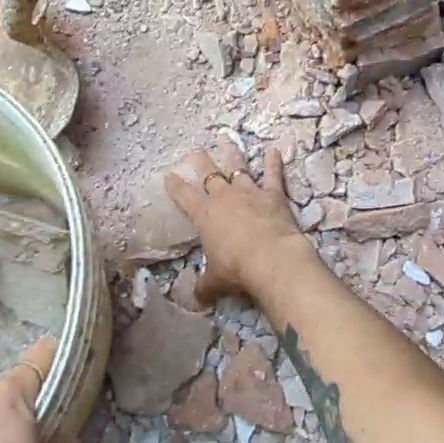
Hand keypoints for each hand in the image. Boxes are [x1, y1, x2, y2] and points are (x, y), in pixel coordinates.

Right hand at [164, 143, 311, 303]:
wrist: (270, 257)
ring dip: (233, 155)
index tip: (169, 174)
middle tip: (195, 150)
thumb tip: (195, 300)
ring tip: (228, 142)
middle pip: (209, 174)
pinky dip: (274, 162)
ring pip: (239, 168)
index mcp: (205, 215)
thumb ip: (204, 287)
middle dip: (201, 162)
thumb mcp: (214, 281)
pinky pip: (273, 175)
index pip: (185, 196)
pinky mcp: (273, 194)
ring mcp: (250, 192)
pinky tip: (274, 150)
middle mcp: (225, 197)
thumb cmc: (236, 268)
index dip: (176, 186)